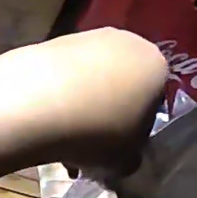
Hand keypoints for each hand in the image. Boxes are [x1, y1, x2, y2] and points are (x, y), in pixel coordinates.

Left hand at [0, 28, 167, 172]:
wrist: (40, 102)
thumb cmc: (98, 131)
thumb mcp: (125, 160)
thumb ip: (131, 158)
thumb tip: (122, 159)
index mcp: (156, 67)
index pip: (154, 104)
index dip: (135, 133)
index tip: (116, 151)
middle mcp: (128, 42)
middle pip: (121, 88)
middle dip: (106, 119)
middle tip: (88, 149)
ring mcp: (89, 37)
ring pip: (92, 81)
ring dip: (81, 110)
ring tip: (62, 141)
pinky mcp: (54, 40)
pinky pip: (65, 75)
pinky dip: (59, 96)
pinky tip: (45, 123)